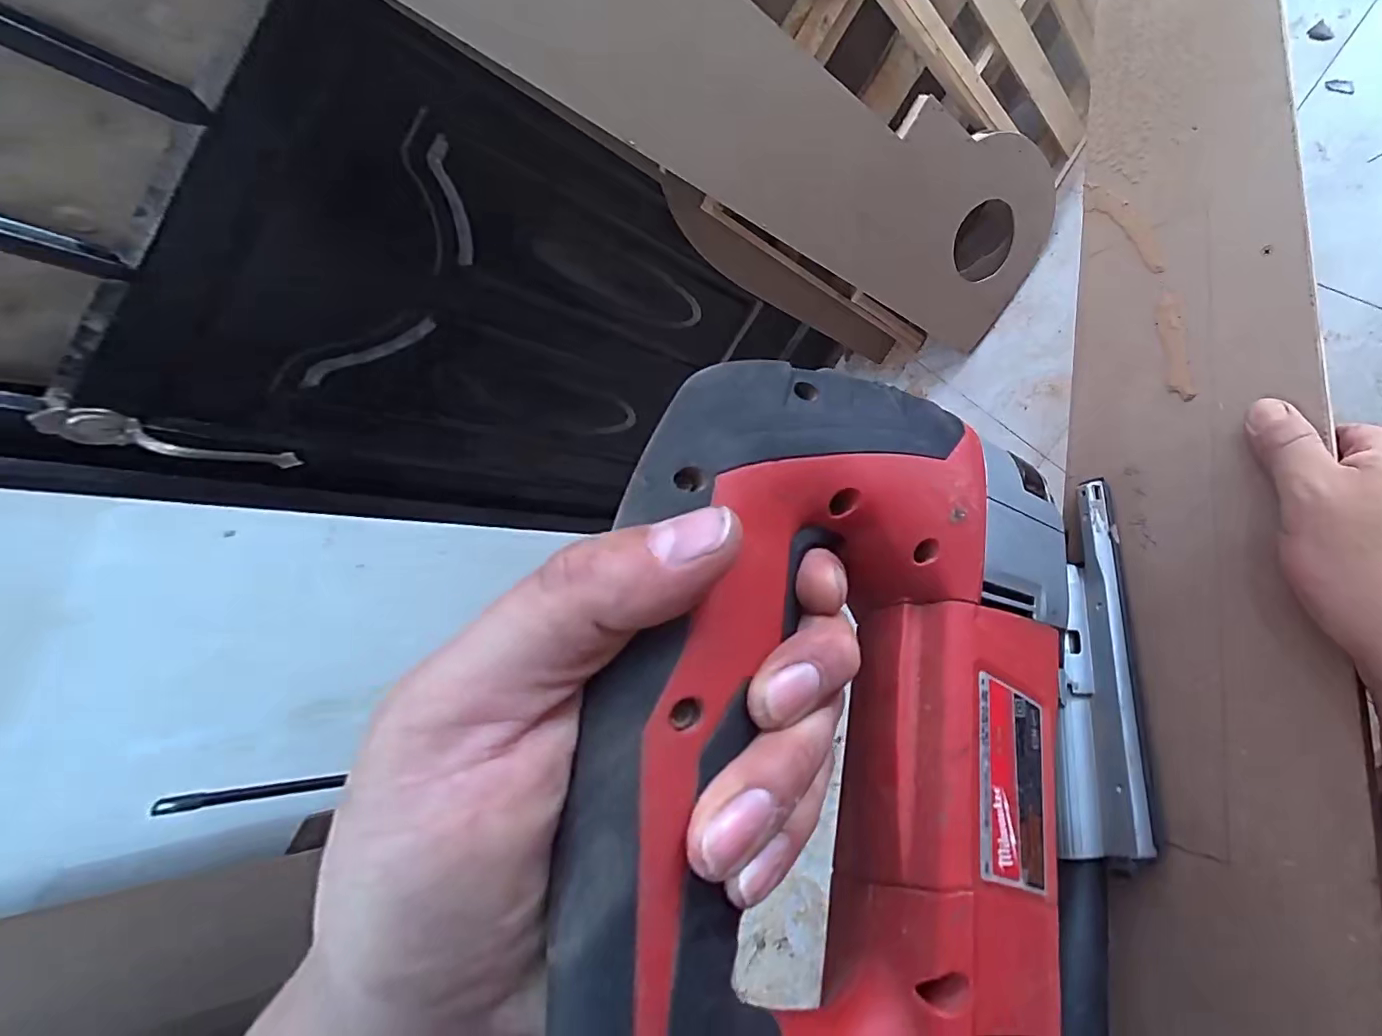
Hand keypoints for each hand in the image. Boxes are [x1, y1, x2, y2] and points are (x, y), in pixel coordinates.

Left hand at [252, 506, 857, 1034]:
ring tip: (709, 842)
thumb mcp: (472, 703)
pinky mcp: (754, 822)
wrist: (444, 1009)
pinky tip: (725, 873)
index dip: (796, 560)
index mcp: (638, 625)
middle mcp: (698, 677)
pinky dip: (778, 840)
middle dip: (809, 669)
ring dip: (780, 779)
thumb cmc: (428, 848)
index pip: (742, 562)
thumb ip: (580, 600)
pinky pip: (806, 810)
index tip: (812, 588)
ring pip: (816, 726)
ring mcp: (730, 752)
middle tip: (768, 711)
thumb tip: (710, 530)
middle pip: (808, 636)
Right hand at [1242, 399, 1381, 701]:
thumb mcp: (1310, 497)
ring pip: (1367, 525)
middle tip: (1288, 540)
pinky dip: (1362, 573)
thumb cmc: (1366, 570)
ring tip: (1315, 577)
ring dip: (1337, 543)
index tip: (1276, 497)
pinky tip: (1348, 600)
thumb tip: (1268, 403)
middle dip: (1314, 507)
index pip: (1333, 434)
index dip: (1297, 461)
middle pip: (1350, 481)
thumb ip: (1288, 447)